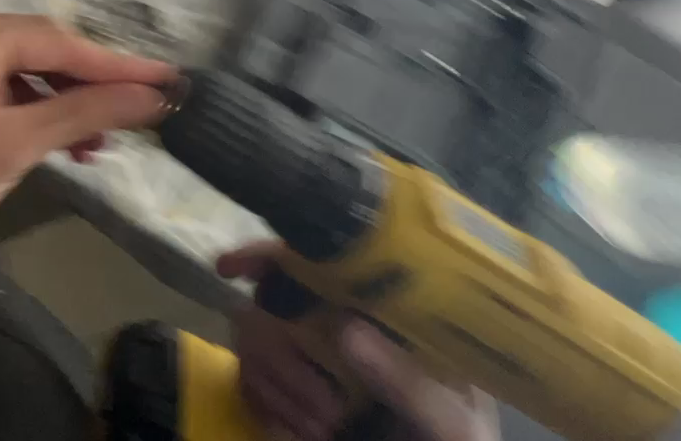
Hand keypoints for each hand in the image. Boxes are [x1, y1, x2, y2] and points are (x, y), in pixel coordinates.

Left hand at [0, 10, 173, 283]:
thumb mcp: (15, 146)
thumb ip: (83, 113)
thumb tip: (151, 96)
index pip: (61, 42)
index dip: (118, 64)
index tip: (171, 79)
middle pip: (41, 46)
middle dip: (88, 82)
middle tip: (139, 111)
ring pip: (19, 63)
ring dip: (59, 96)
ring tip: (97, 138)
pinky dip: (27, 101)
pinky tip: (55, 132)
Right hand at [217, 243, 499, 440]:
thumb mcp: (450, 423)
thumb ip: (408, 382)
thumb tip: (346, 328)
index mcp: (372, 313)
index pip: (309, 261)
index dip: (266, 256)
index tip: (230, 269)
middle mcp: (327, 323)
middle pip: (264, 301)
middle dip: (280, 353)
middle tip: (325, 407)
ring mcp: (298, 354)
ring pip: (247, 341)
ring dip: (278, 390)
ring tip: (321, 429)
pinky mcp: (277, 388)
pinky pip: (244, 381)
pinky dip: (267, 409)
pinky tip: (297, 432)